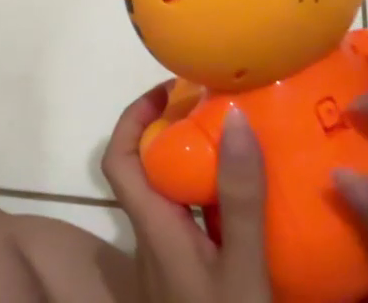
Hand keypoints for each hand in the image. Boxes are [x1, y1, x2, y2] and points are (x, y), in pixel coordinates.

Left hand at [102, 84, 271, 302]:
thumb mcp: (241, 265)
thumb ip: (240, 198)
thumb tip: (235, 115)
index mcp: (153, 227)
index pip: (120, 159)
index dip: (135, 116)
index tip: (170, 89)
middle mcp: (151, 238)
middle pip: (147, 171)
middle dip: (176, 132)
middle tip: (218, 109)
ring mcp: (165, 260)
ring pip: (171, 197)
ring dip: (196, 166)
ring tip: (240, 145)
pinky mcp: (184, 277)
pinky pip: (190, 221)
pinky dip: (211, 199)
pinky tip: (247, 202)